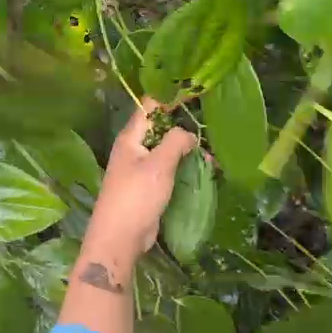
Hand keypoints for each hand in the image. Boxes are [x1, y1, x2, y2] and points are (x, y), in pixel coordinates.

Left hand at [83, 99, 198, 267]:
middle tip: (210, 130)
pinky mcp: (147, 188)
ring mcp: (139, 169)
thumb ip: (175, 142)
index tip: (195, 95)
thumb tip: (189, 133)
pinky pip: (167, 171)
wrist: (120, 237)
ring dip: (186, 152)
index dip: (170, 98)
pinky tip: (201, 172)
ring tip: (211, 157)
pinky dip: (183, 169)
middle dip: (184, 129)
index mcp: (130, 138)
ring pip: (166, 152)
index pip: (150, 107)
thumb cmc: (136, 197)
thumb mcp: (158, 164)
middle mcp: (133, 150)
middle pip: (160, 129)